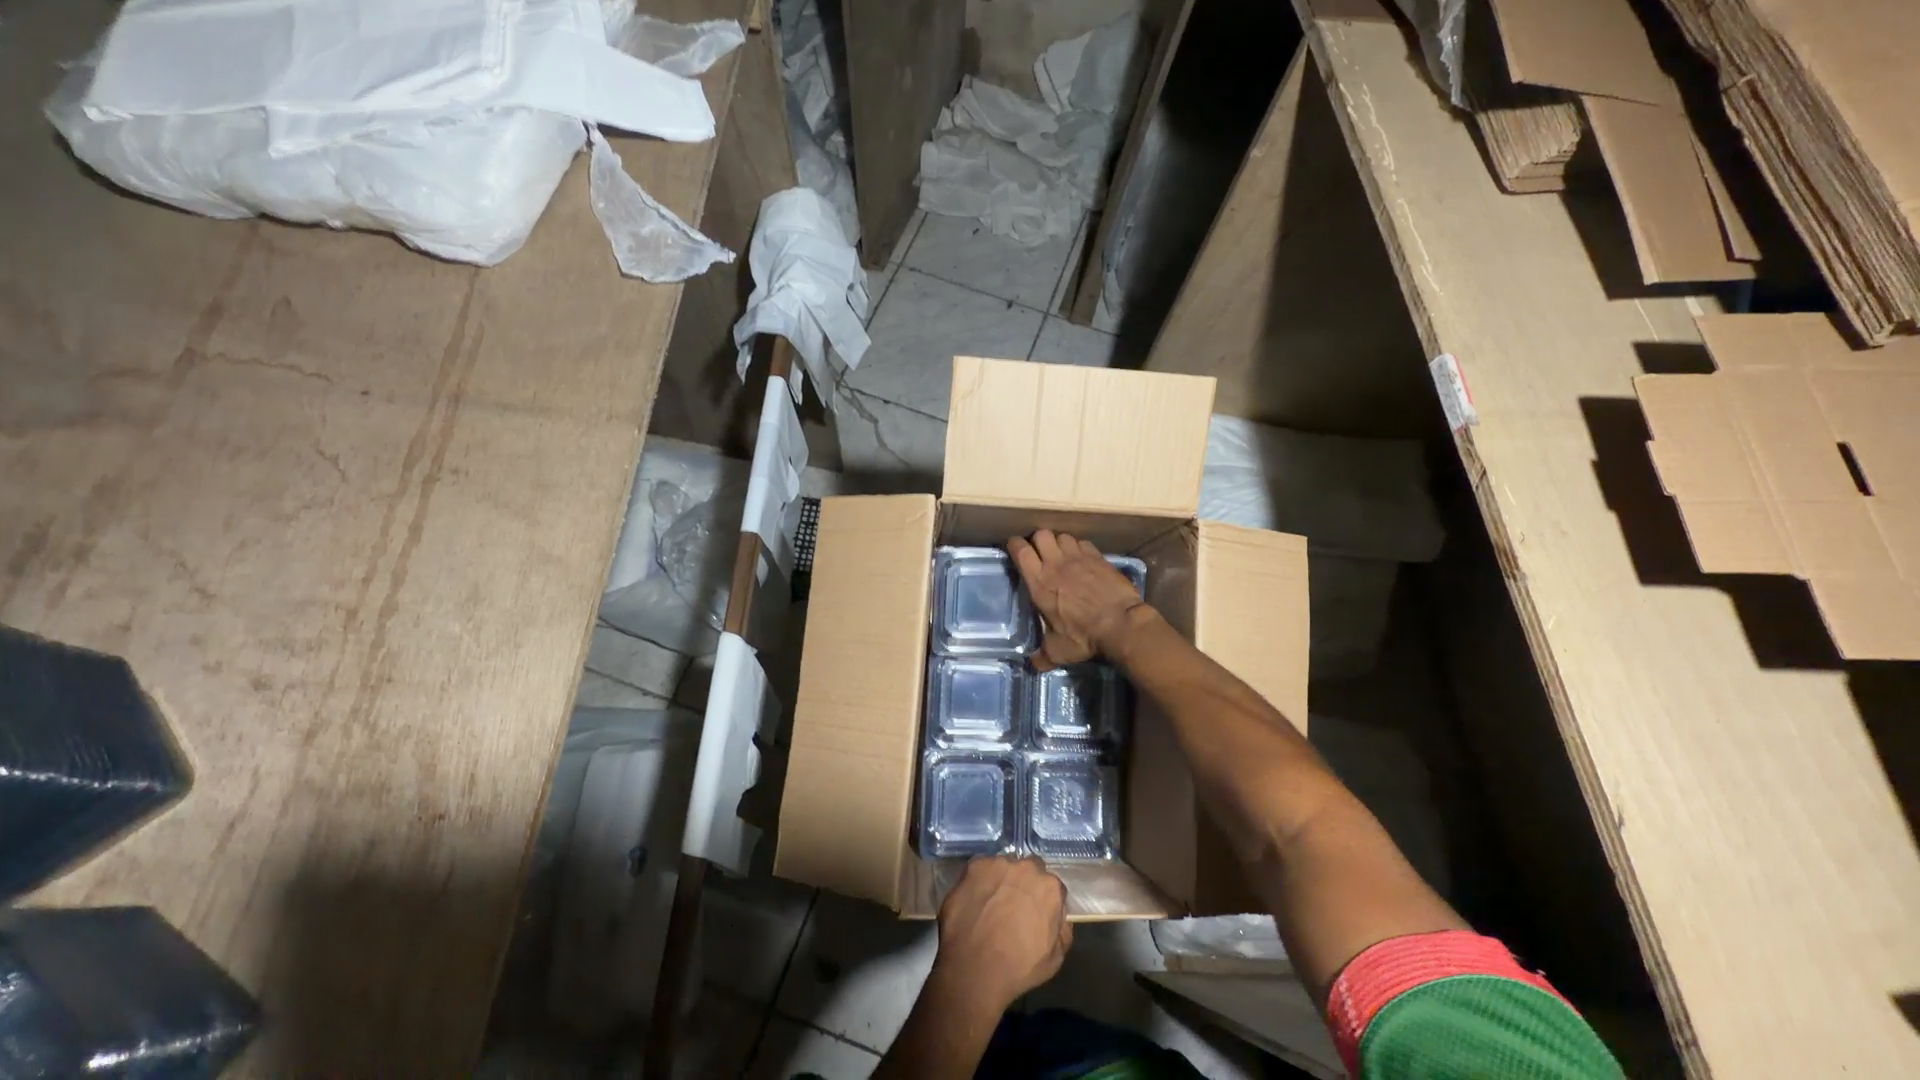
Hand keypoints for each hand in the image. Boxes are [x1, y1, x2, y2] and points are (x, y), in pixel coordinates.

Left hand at [930, 856, 1071, 1011]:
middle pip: (1029, 870)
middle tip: (1013, 906)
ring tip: (991, 903)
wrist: (974, 969)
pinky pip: (981, 870)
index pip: (1051, 885)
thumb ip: (1063, 929)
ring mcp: (998, 865)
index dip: (1043, 900)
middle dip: (1024, 884)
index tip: (1034, 912)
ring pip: (1004, 867)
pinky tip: (975, 900)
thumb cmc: (1018, 968)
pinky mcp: (973, 866)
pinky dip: (980, 881)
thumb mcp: (1056, 957)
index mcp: (1050, 887)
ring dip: (1001, 880)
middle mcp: (1026, 868)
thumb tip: (1060, 916)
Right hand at [1007, 530, 1145, 670]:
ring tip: (1062, 555)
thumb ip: (1043, 655)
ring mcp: (1079, 557)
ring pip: (1063, 536)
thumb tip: (1034, 664)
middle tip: (1040, 553)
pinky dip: (1079, 548)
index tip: (1016, 549)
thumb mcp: (1058, 651)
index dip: (1015, 545)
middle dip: (1038, 540)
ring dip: (1059, 543)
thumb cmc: (1084, 636)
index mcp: (1039, 582)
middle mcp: (1056, 564)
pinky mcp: (1099, 557)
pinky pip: (1083, 543)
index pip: (1021, 551)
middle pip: (1041, 534)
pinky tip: (1083, 559)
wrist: (1121, 624)